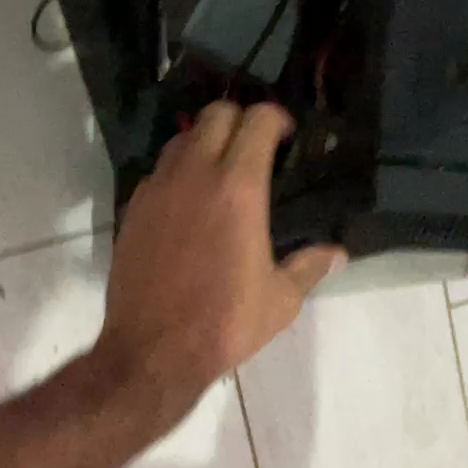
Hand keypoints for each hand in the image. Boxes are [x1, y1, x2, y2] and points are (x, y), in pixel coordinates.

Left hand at [94, 101, 344, 407]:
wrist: (152, 351)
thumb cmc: (222, 325)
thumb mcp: (278, 301)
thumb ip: (308, 268)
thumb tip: (337, 254)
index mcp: (237, 188)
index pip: (258, 120)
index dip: (276, 120)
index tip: (285, 139)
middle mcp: (193, 176)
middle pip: (214, 116)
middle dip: (238, 121)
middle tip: (252, 150)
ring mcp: (155, 192)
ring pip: (179, 141)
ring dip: (202, 144)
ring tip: (217, 173)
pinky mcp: (131, 213)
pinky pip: (155, 175)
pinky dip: (174, 175)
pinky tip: (185, 205)